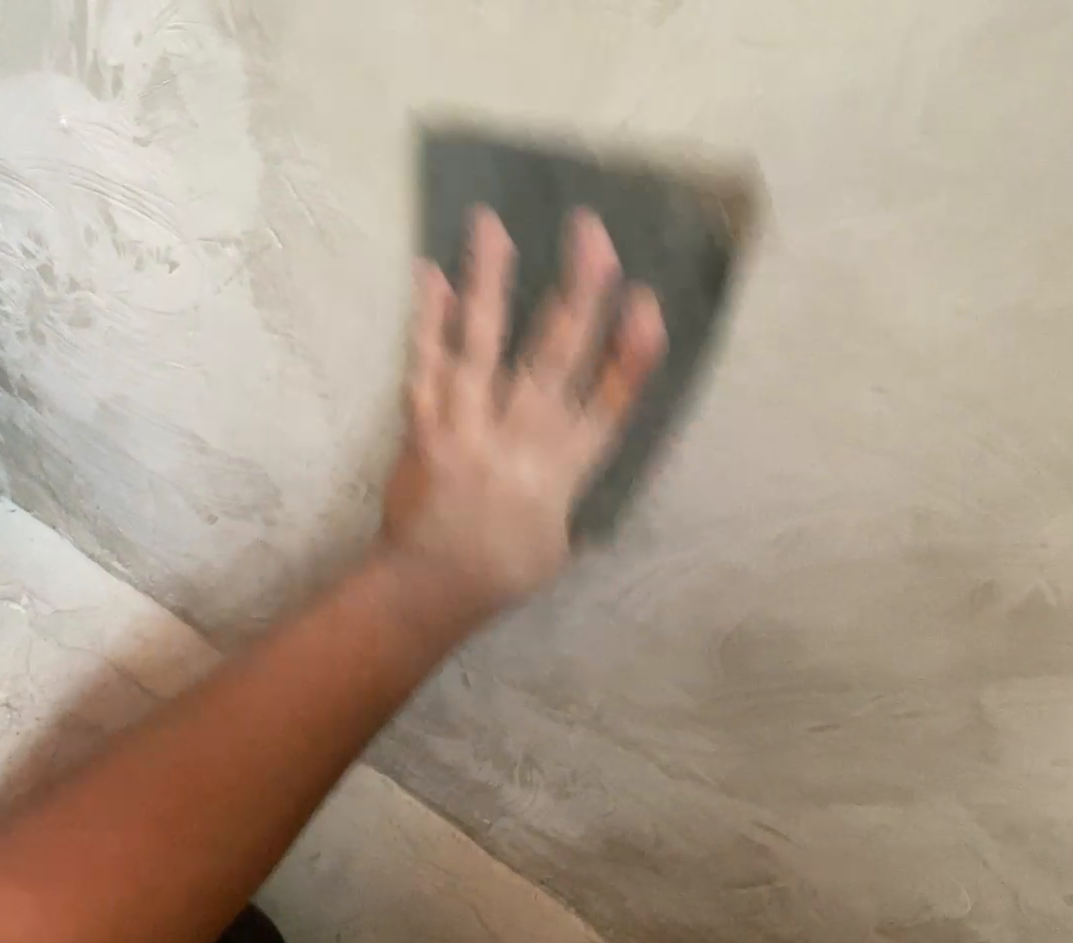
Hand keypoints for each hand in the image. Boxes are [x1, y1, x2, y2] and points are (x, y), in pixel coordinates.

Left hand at [379, 205, 667, 612]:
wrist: (427, 587)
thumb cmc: (499, 570)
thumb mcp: (557, 540)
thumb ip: (571, 489)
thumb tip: (580, 453)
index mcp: (563, 472)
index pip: (609, 402)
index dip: (631, 352)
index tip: (648, 302)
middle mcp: (519, 441)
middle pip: (554, 358)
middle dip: (577, 293)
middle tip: (590, 233)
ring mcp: (466, 429)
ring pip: (483, 347)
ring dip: (490, 283)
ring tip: (490, 225)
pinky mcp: (423, 428)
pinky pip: (425, 368)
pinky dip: (428, 322)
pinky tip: (431, 276)